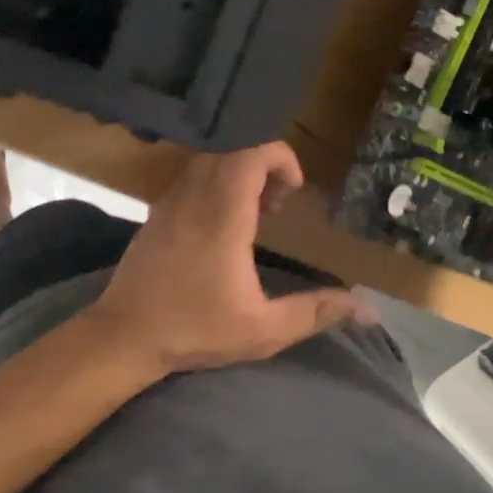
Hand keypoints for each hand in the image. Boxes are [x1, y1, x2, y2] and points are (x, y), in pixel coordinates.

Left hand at [90, 142, 374, 373]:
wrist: (123, 335)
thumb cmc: (194, 330)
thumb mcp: (263, 330)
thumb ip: (316, 312)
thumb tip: (368, 308)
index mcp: (222, 216)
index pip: (251, 157)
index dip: (280, 159)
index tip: (295, 191)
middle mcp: (193, 199)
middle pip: (231, 156)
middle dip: (262, 170)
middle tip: (278, 207)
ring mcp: (167, 205)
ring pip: (206, 166)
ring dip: (235, 178)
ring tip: (253, 217)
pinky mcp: (152, 218)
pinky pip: (187, 183)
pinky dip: (210, 189)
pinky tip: (218, 230)